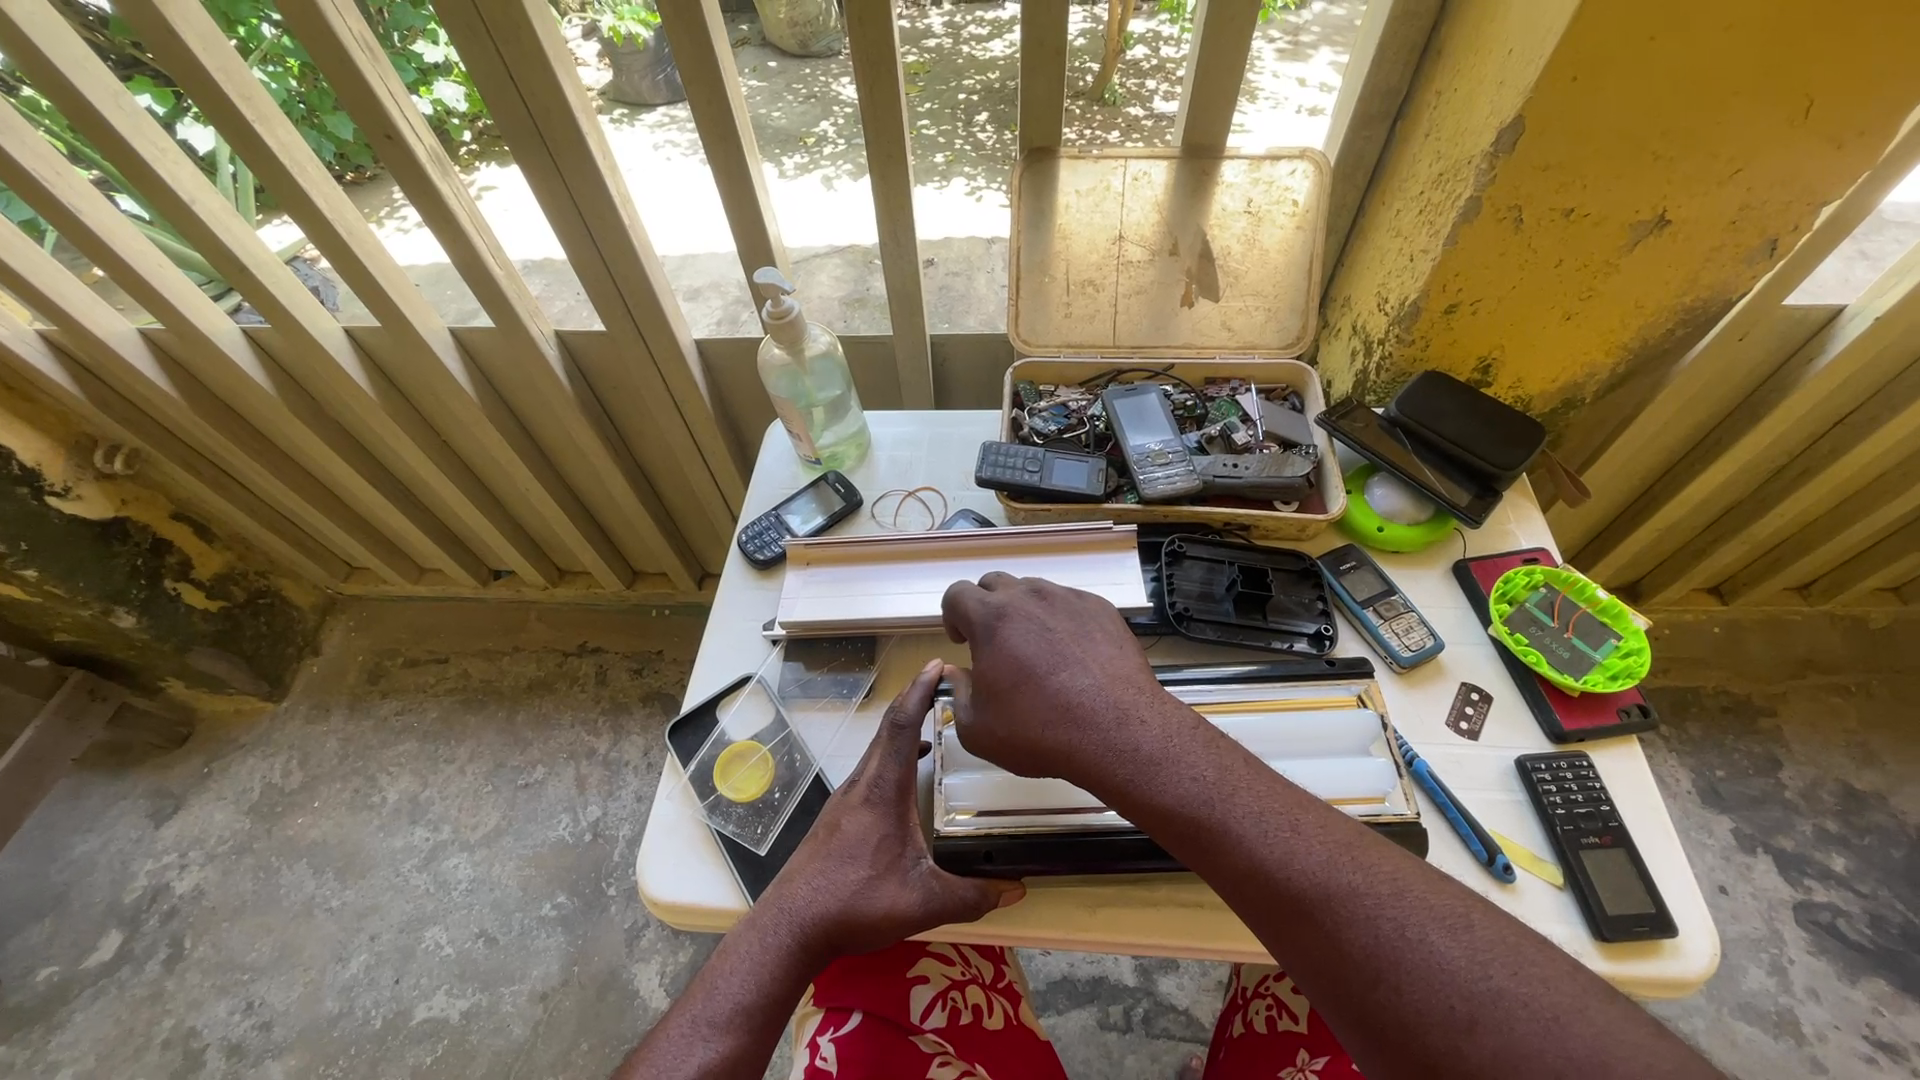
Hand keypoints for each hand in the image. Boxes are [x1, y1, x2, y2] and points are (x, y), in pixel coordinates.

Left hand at [752, 658, 1023, 959]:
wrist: (791, 925)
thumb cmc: (855, 903)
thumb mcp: (923, 903)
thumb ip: (972, 895)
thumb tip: (1017, 890)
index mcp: (883, 790)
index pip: (903, 725)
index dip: (920, 691)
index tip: (937, 664)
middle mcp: (862, 785)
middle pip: (888, 728)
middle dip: (915, 700)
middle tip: (943, 684)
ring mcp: (845, 800)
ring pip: (877, 750)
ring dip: (902, 730)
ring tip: (932, 725)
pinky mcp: (838, 817)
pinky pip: (870, 771)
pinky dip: (892, 758)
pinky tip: (907, 780)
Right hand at [940, 573, 1178, 785]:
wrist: (1115, 732)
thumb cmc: (1039, 733)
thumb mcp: (977, 729)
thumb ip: (958, 693)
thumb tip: (958, 673)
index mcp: (992, 619)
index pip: (957, 594)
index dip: (952, 616)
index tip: (963, 641)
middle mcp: (1029, 598)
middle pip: (994, 584)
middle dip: (986, 608)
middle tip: (995, 644)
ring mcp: (1068, 599)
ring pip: (1034, 592)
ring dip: (1024, 613)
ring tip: (1036, 651)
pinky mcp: (1100, 609)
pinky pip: (1069, 604)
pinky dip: (1061, 622)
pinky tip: (1071, 657)